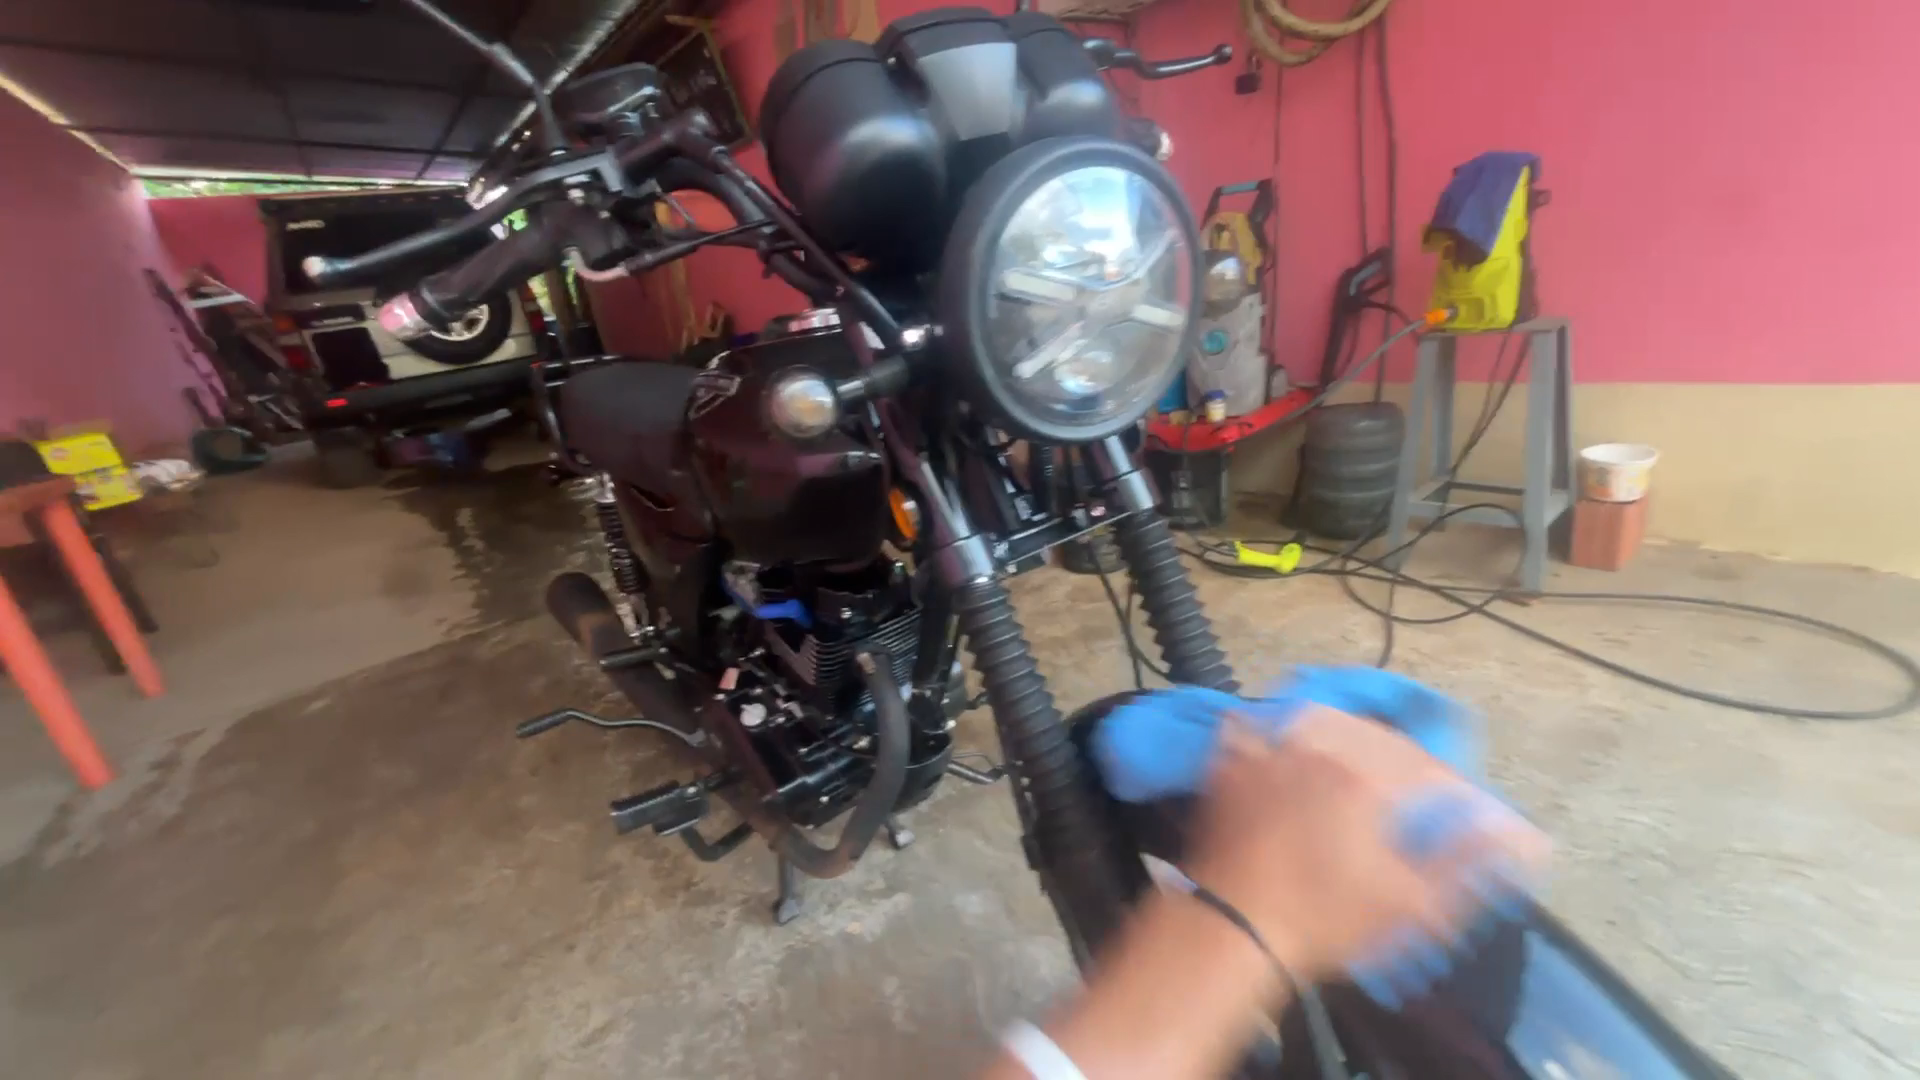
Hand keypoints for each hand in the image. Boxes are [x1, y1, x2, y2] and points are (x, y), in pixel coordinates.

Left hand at [1180, 706, 1548, 984]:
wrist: (1234, 923)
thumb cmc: (1325, 919)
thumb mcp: (1411, 903)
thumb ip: (1468, 861)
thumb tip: (1521, 836)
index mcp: (1366, 777)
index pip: (1427, 765)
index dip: (1452, 787)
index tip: (1463, 809)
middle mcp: (1317, 747)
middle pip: (1375, 734)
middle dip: (1405, 757)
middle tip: (1415, 787)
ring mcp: (1266, 748)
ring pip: (1318, 717)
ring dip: (1347, 731)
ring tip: (1359, 760)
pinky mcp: (1228, 761)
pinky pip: (1254, 722)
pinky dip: (1274, 725)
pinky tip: (1285, 741)